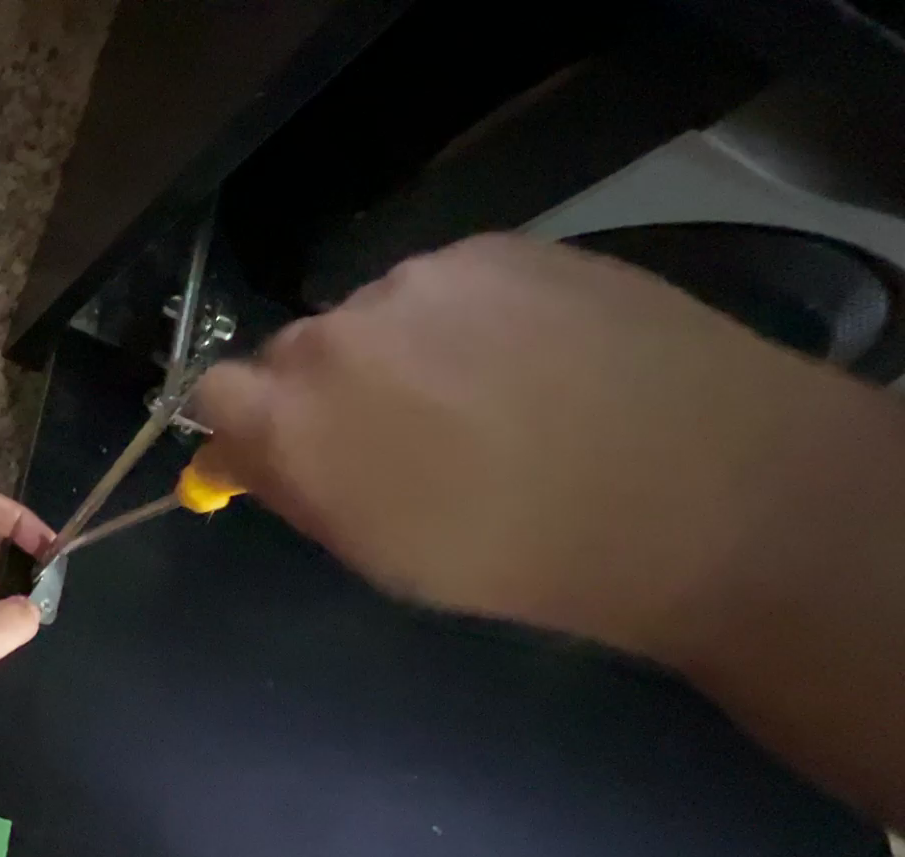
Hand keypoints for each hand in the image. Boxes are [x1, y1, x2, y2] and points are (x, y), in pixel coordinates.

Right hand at [195, 234, 879, 662]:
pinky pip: (438, 285)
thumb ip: (288, 487)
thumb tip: (237, 455)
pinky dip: (456, 318)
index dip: (240, 419)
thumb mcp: (369, 549)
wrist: (698, 491)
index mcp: (288, 421)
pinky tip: (521, 354)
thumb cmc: (506, 555)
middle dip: (318, 388)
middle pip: (288, 352)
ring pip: (366, 317)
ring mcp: (410, 285)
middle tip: (391, 427)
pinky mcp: (489, 249)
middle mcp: (329, 340)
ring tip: (475, 390)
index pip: (210, 394)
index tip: (275, 443)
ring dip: (390, 351)